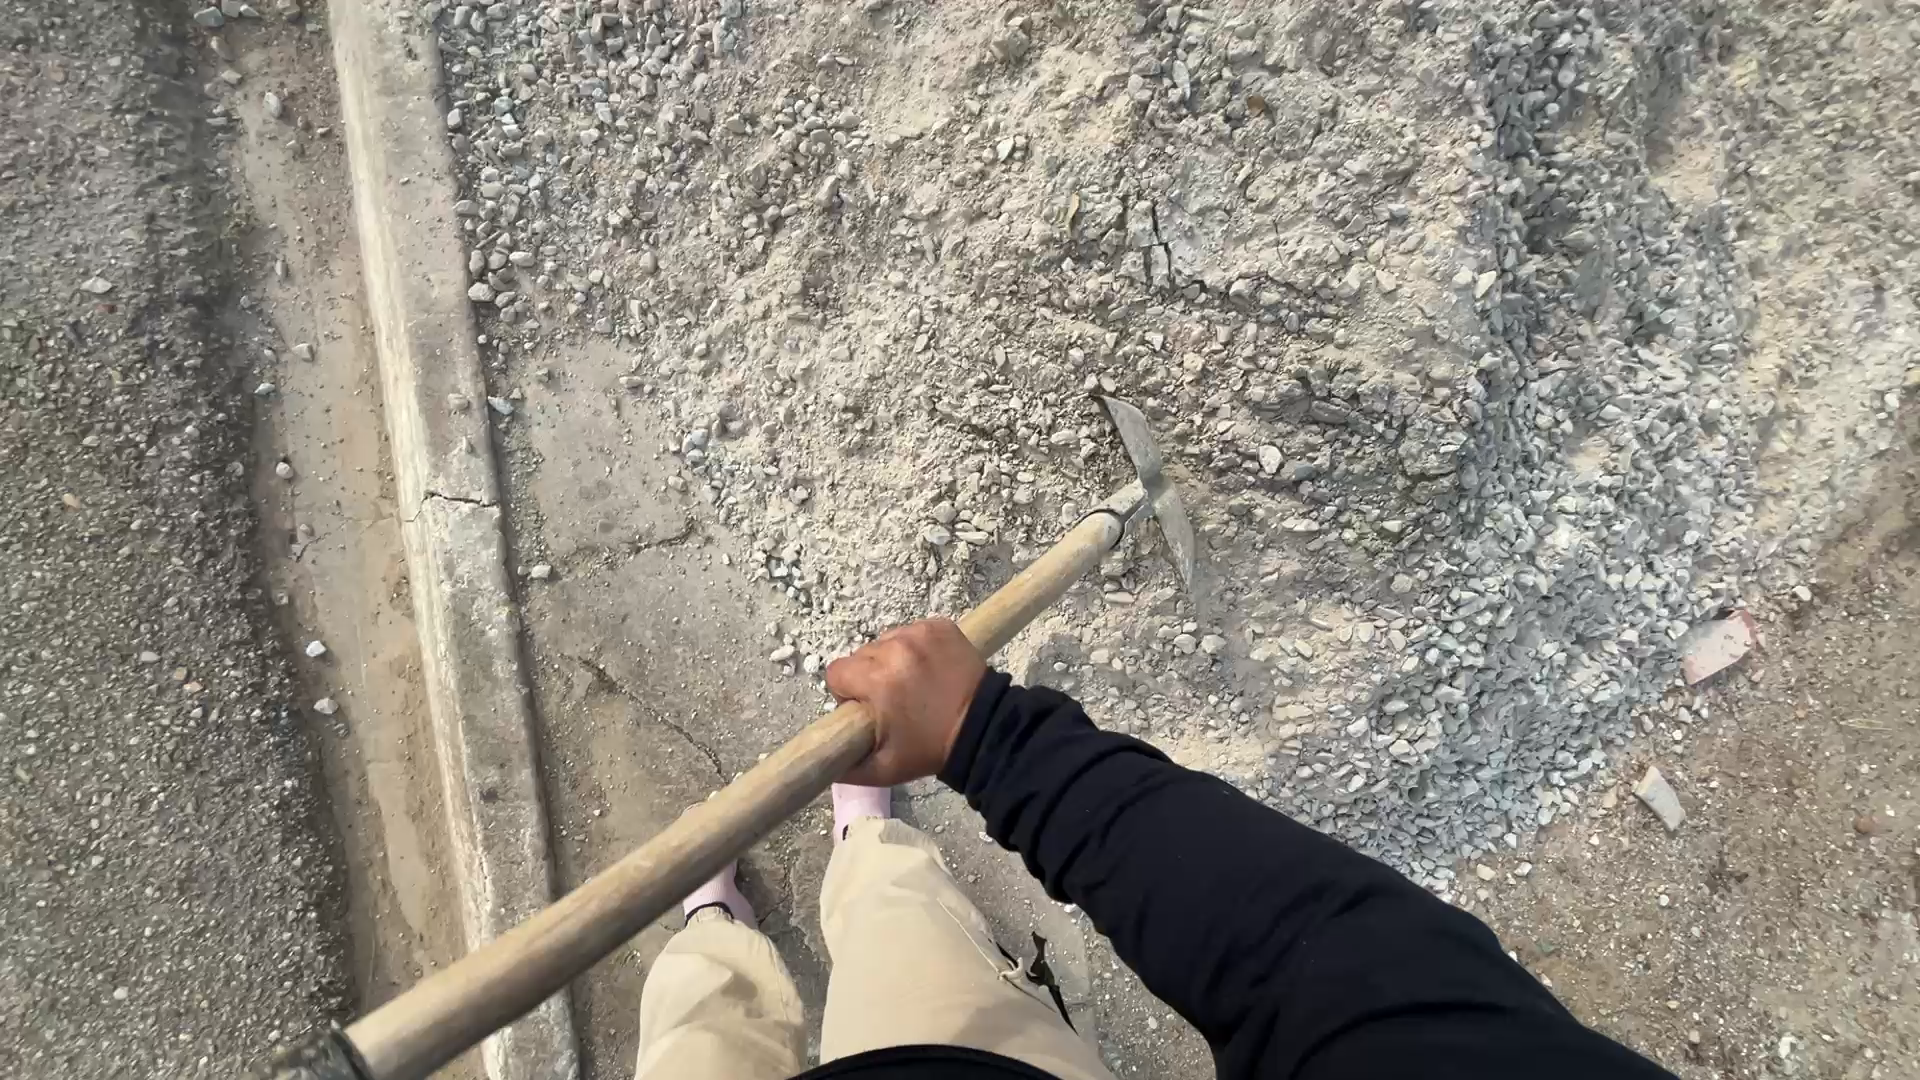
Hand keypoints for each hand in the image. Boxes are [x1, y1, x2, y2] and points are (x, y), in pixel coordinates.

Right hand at [825, 618, 985, 786]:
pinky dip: (915, 648)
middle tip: (893, 698)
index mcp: (877, 679)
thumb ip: (845, 766)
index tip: (867, 706)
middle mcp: (895, 648)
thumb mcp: (883, 769)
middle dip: (870, 675)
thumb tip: (824, 756)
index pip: (837, 672)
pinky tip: (929, 668)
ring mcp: (920, 633)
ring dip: (892, 659)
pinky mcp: (939, 626)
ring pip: (886, 641)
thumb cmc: (931, 749)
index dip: (848, 692)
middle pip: (861, 655)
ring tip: (914, 682)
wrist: (984, 729)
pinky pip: (912, 632)